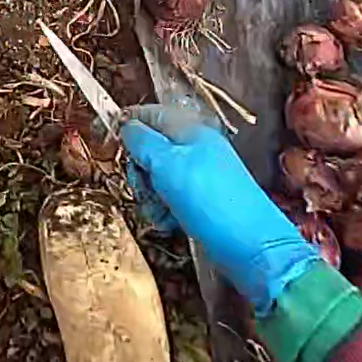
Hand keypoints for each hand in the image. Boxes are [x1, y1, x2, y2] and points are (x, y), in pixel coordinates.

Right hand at [121, 104, 319, 314]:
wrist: (253, 248)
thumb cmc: (208, 199)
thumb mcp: (166, 164)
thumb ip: (141, 140)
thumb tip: (125, 124)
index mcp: (189, 129)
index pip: (149, 113)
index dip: (127, 124)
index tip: (108, 140)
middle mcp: (194, 147)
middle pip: (149, 147)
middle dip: (139, 168)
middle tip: (144, 186)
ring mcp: (199, 174)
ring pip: (157, 175)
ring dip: (150, 193)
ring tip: (159, 210)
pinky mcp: (201, 200)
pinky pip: (170, 196)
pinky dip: (164, 208)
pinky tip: (168, 222)